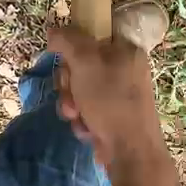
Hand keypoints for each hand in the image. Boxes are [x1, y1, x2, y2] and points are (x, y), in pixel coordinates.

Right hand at [48, 23, 181, 185]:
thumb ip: (67, 40)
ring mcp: (120, 93)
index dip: (74, 44)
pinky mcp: (113, 115)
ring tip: (75, 115)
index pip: (93, 32)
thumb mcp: (84, 62)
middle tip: (70, 91)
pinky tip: (85, 127)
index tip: (65, 57)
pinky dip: (82, 117)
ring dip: (71, 101)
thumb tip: (54, 31)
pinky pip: (87, 106)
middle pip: (82, 62)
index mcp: (126, 49)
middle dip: (69, 80)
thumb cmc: (110, 100)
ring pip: (80, 86)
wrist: (130, 153)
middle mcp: (125, 68)